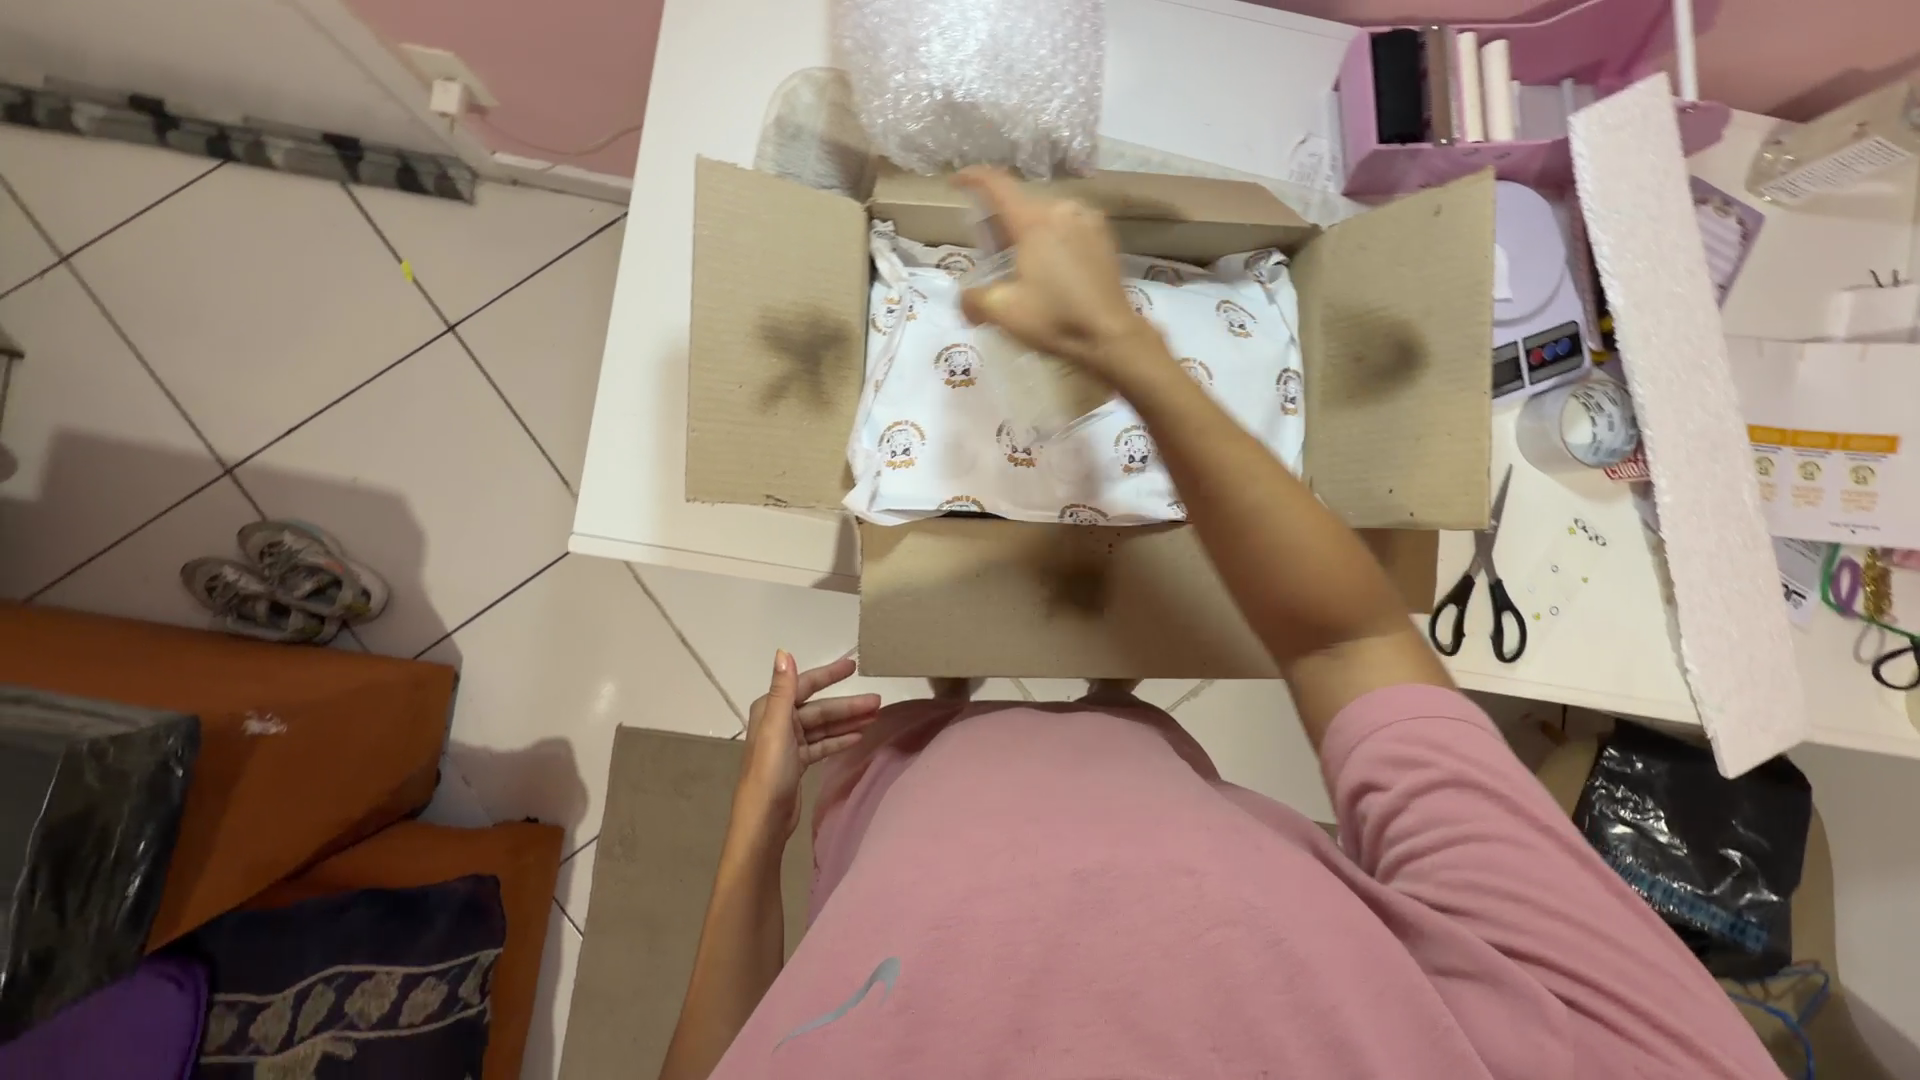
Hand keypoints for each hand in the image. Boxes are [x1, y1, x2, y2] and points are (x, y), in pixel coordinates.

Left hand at [736, 652, 881, 839]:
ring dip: (848, 721)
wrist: (764, 819)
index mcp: (771, 709)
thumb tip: (783, 652)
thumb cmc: (769, 771)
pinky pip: (822, 744)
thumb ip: (783, 690)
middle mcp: (779, 721)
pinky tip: (859, 737)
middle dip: (848, 705)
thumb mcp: (777, 727)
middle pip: (820, 708)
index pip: (806, 685)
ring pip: (824, 726)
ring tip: (876, 718)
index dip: (830, 675)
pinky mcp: (797, 762)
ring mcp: (789, 743)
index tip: (853, 666)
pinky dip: (839, 739)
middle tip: (878, 701)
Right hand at [953, 166, 1168, 384]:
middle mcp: (1063, 209)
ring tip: (1022, 260)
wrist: (1110, 335)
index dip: (973, 177)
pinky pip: (1069, 226)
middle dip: (1002, 220)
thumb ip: (974, 299)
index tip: (957, 181)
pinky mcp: (1104, 237)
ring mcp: (1088, 220)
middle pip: (1023, 202)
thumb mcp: (1003, 312)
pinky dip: (1054, 237)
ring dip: (1030, 230)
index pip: (997, 184)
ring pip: (1048, 215)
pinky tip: (1051, 265)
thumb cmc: (1055, 319)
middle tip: (991, 248)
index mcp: (1034, 220)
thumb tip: (966, 299)